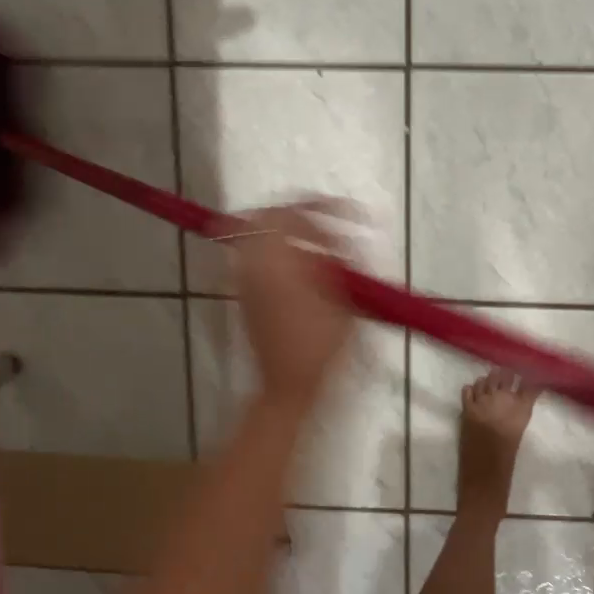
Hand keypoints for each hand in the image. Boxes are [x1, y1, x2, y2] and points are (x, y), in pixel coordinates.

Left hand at [230, 203, 358, 409]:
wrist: (288, 387)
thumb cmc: (322, 344)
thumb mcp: (344, 297)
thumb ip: (340, 258)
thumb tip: (340, 237)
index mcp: (275, 259)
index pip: (290, 212)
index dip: (323, 207)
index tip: (350, 216)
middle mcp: (251, 263)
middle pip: (263, 217)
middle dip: (296, 214)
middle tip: (327, 223)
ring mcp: (243, 280)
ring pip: (256, 238)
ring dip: (287, 234)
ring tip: (321, 247)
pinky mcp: (244, 297)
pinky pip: (256, 259)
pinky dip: (279, 254)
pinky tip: (306, 270)